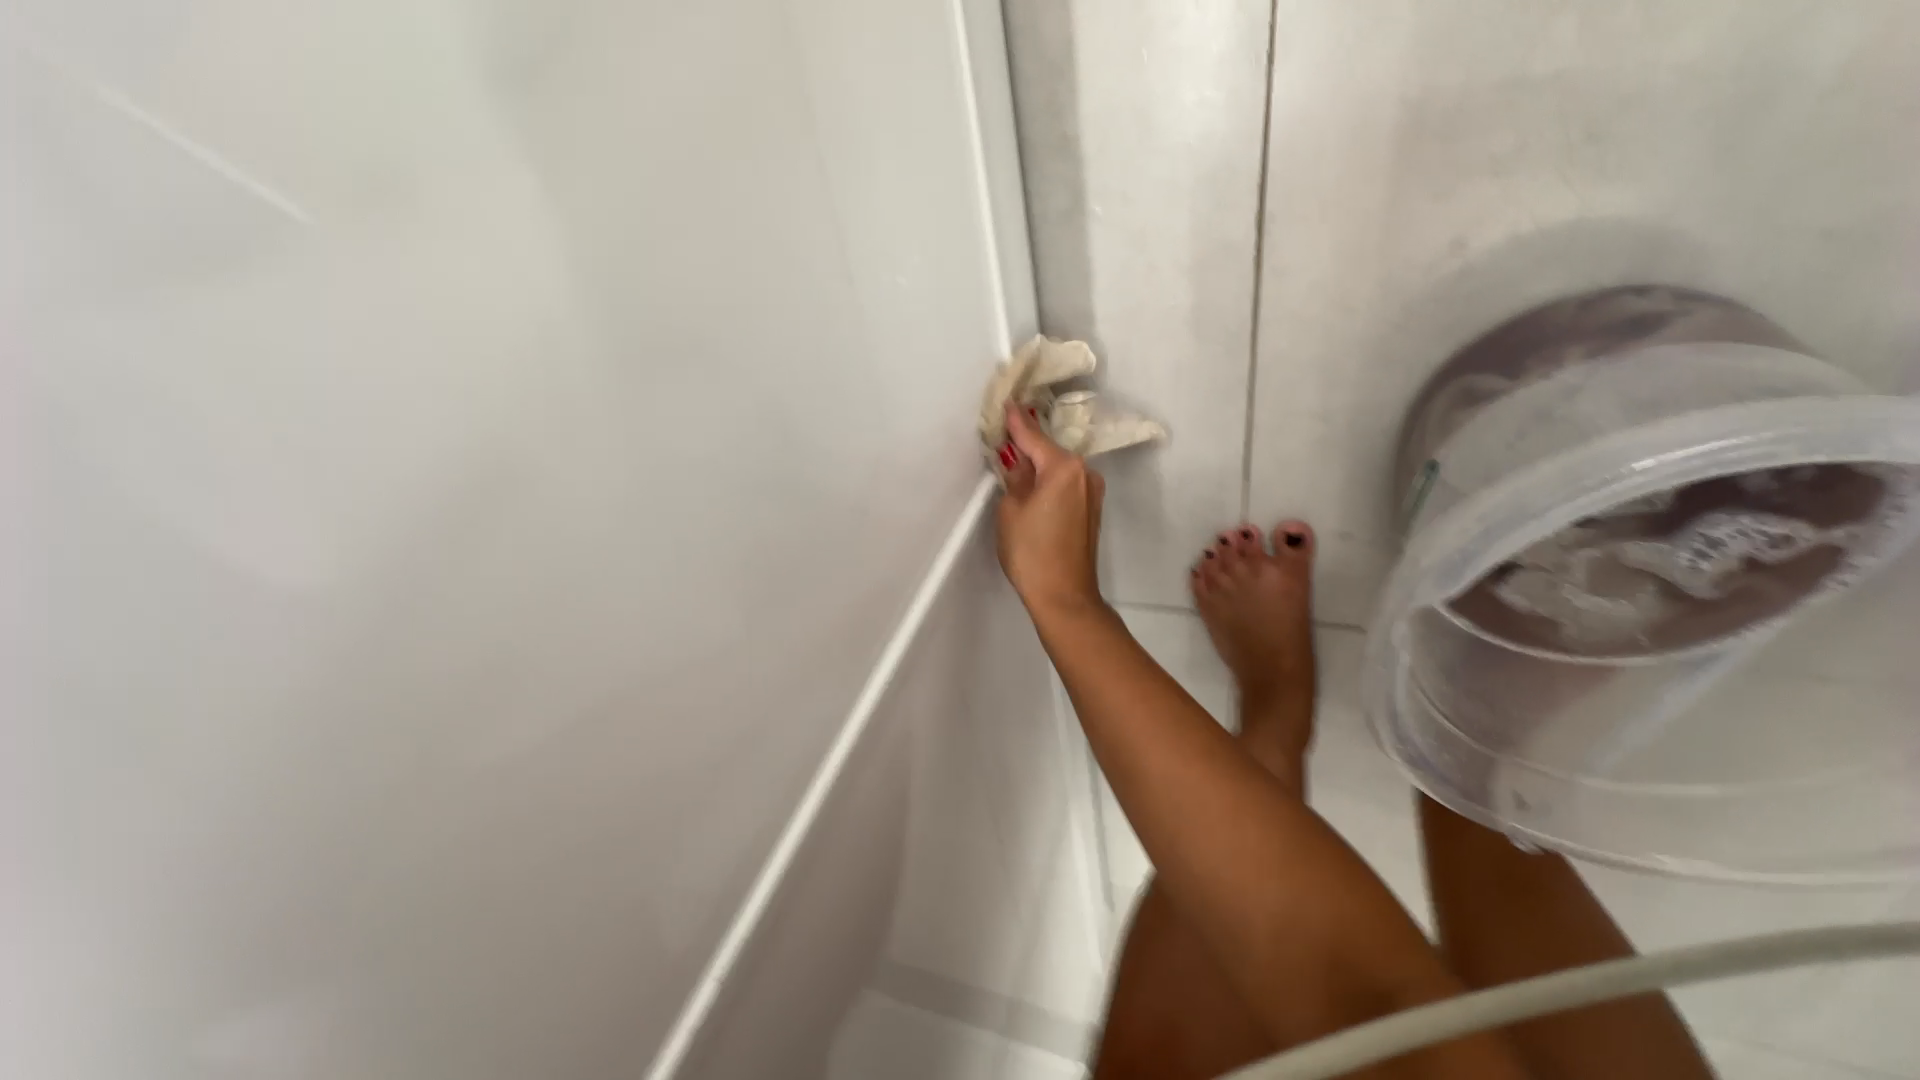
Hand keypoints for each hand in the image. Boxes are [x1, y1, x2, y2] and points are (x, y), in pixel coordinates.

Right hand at [995, 402, 1104, 616]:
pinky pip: (1066, 486)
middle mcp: (1084, 474)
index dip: (1016, 422)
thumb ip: (1015, 479)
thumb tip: (1020, 466)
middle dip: (1027, 446)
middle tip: (1004, 437)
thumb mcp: (1011, 510)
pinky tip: (1033, 487)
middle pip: (1049, 452)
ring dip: (1038, 466)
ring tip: (1014, 466)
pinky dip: (1049, 482)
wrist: (1064, 596)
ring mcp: (1092, 493)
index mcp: (1064, 468)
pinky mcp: (1091, 511)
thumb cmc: (1032, 552)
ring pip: (1058, 470)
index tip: (1007, 402)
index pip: (1033, 437)